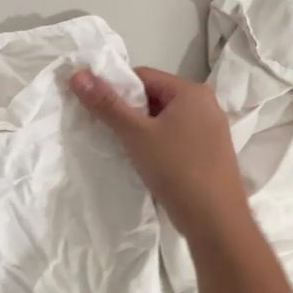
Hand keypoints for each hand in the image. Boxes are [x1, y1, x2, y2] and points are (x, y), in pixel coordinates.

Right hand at [70, 66, 249, 243]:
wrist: (215, 219)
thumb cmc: (175, 168)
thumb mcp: (134, 133)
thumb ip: (106, 103)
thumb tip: (77, 73)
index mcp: (191, 91)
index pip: (143, 76)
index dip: (116, 89)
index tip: (98, 109)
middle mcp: (206, 104)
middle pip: (154, 96)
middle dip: (128, 110)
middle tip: (107, 129)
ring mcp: (211, 128)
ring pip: (164, 118)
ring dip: (141, 128)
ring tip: (124, 146)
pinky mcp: (210, 150)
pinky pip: (176, 135)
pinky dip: (157, 141)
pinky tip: (145, 159)